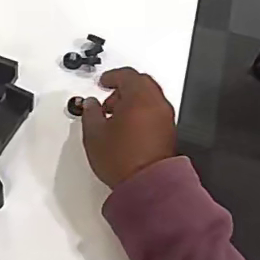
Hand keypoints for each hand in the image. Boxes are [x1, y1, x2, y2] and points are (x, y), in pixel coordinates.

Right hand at [76, 67, 176, 187]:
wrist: (147, 184)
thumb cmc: (124, 161)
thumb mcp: (94, 134)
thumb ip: (90, 113)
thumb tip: (90, 105)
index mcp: (139, 98)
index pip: (127, 75)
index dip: (112, 76)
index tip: (103, 81)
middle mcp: (156, 104)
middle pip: (142, 83)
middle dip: (124, 86)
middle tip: (108, 97)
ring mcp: (166, 118)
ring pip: (150, 97)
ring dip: (133, 100)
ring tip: (115, 116)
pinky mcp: (169, 131)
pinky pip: (155, 112)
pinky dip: (142, 111)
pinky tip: (128, 127)